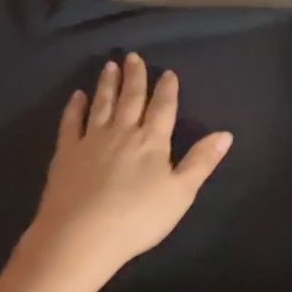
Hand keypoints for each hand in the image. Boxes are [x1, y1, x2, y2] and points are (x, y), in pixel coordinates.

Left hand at [17, 54, 232, 281]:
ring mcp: (91, 140)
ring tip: (109, 66)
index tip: (168, 72)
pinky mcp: (66, 153)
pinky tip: (77, 96)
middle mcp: (122, 132)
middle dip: (135, 77)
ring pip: (102, 104)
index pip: (163, 108)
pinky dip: (75, 107)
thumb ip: (201, 161)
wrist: (81, 236)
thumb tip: (225, 133)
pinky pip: (71, 122)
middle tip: (133, 56)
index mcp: (152, 141)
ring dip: (107, 84)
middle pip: (131, 98)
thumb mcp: (180, 193)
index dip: (167, 89)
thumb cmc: (138, 218)